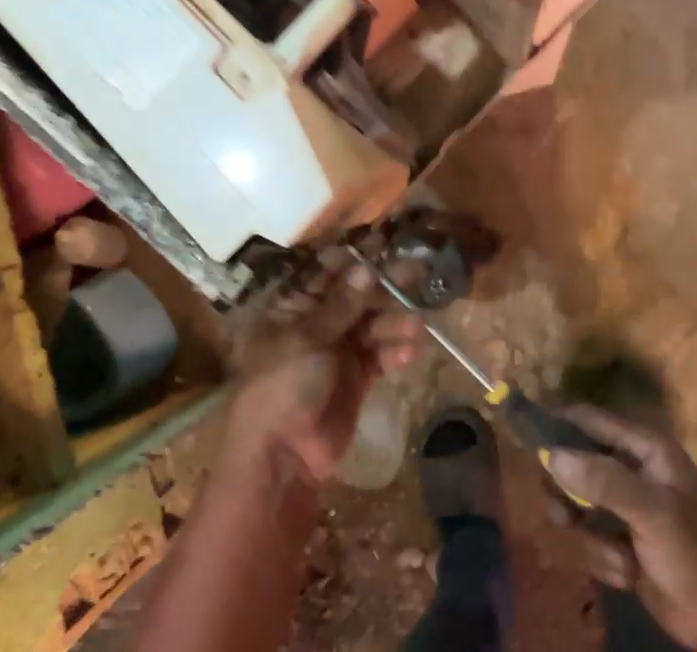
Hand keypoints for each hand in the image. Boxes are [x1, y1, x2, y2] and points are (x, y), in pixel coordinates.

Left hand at [223, 251, 421, 481]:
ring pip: (371, 327)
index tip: (384, 242)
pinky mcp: (355, 380)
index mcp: (292, 308)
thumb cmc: (281, 385)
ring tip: (416, 325)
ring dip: (393, 323)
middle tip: (416, 272)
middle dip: (383, 287)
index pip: (325, 274)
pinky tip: (409, 352)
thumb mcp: (306, 339)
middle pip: (354, 298)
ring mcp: (336, 353)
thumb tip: (364, 269)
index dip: (353, 259)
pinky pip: (378, 358)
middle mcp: (315, 324)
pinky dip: (393, 353)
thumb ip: (340, 306)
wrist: (280, 454)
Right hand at [548, 406, 696, 651]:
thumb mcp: (654, 513)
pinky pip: (586, 537)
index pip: (588, 419)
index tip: (520, 429)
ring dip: (587, 534)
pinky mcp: (619, 540)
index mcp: (645, 449)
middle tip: (567, 514)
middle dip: (567, 493)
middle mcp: (631, 470)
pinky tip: (629, 574)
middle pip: (572, 462)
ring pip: (573, 502)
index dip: (554, 419)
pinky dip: (602, 557)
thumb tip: (550, 454)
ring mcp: (624, 506)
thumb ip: (604, 481)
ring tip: (613, 556)